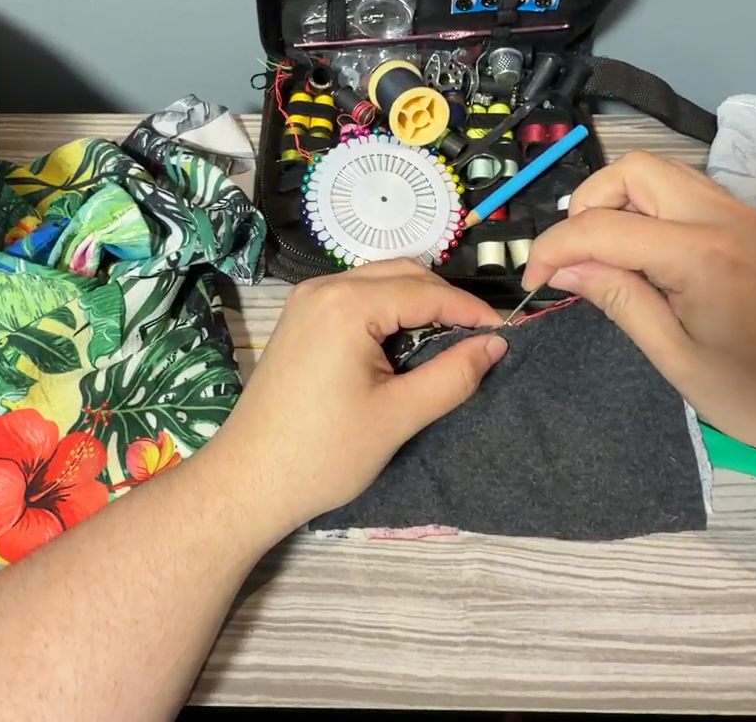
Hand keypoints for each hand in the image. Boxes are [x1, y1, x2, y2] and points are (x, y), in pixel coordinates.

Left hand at [201, 260, 505, 533]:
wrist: (248, 480)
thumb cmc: (323, 453)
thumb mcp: (398, 416)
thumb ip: (452, 375)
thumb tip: (495, 344)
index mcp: (346, 304)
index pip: (425, 291)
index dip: (470, 311)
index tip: (506, 334)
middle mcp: (323, 287)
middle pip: (402, 275)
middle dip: (444, 301)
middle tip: (479, 338)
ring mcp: (306, 300)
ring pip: (378, 282)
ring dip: (416, 303)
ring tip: (447, 341)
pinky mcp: (299, 318)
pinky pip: (355, 296)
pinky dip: (387, 310)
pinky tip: (403, 343)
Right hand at [522, 151, 755, 476]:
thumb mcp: (677, 358)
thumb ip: (618, 299)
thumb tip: (564, 267)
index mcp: (700, 253)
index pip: (601, 226)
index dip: (554, 248)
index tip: (533, 281)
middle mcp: (722, 216)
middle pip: (632, 170)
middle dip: (588, 204)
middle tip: (577, 260)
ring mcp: (743, 215)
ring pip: (660, 174)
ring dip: (619, 202)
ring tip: (606, 258)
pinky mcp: (752, 226)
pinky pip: (685, 193)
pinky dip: (649, 209)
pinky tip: (647, 257)